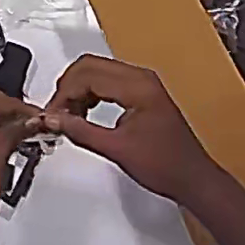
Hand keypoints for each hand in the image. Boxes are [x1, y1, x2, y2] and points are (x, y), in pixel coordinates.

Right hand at [41, 54, 215, 202]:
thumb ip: (80, 131)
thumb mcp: (116, 149)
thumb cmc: (166, 166)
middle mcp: (141, 78)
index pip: (88, 75)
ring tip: (67, 115)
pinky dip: (89, 93)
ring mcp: (142, 83)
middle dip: (68, 87)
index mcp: (138, 87)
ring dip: (77, 89)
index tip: (52, 112)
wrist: (192, 178)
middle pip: (90, 66)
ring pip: (96, 71)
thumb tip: (53, 118)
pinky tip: (83, 112)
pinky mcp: (140, 91)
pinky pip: (106, 81)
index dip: (65, 93)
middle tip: (56, 111)